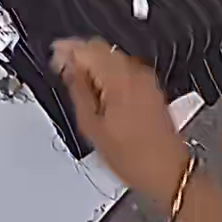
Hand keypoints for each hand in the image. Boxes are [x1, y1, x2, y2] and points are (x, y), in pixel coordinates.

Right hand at [51, 39, 191, 209]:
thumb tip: (66, 66)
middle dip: (79, 54)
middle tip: (62, 69)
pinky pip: (123, 69)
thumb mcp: (91, 125)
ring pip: (112, 56)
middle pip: (100, 48)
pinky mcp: (151, 87)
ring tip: (79, 84)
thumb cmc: (133, 157)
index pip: (87, 48)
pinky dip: (107, 72)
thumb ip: (77, 89)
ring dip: (93, 63)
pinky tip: (99, 91)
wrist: (168, 173)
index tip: (54, 56)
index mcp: (118, 79)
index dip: (66, 50)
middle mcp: (135, 74)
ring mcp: (146, 80)